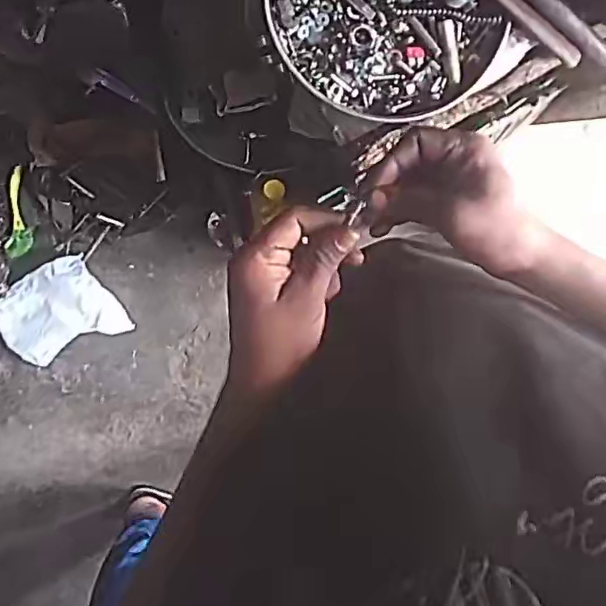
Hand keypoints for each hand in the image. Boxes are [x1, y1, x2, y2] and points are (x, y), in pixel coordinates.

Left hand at [224, 207, 362, 402]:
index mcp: (255, 258)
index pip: (293, 218)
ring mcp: (261, 273)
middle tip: (351, 253)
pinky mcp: (271, 286)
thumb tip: (345, 230)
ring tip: (334, 283)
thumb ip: (326, 259)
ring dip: (324, 260)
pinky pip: (298, 266)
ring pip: (301, 248)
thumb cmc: (276, 352)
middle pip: (297, 231)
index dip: (326, 221)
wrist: (264, 387)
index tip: (351, 231)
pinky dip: (316, 273)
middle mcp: (254, 260)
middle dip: (327, 242)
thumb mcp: (308, 298)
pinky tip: (325, 292)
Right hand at [361, 127, 552, 277]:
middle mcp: (456, 159)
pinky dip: (399, 210)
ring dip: (389, 199)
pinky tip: (384, 223)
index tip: (377, 186)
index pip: (415, 141)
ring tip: (373, 218)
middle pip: (408, 161)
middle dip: (387, 184)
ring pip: (409, 182)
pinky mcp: (448, 200)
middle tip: (370, 204)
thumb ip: (409, 199)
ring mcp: (452, 180)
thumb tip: (376, 197)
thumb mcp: (449, 211)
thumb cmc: (498, 229)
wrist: (522, 258)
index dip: (392, 162)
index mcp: (464, 147)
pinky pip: (415, 198)